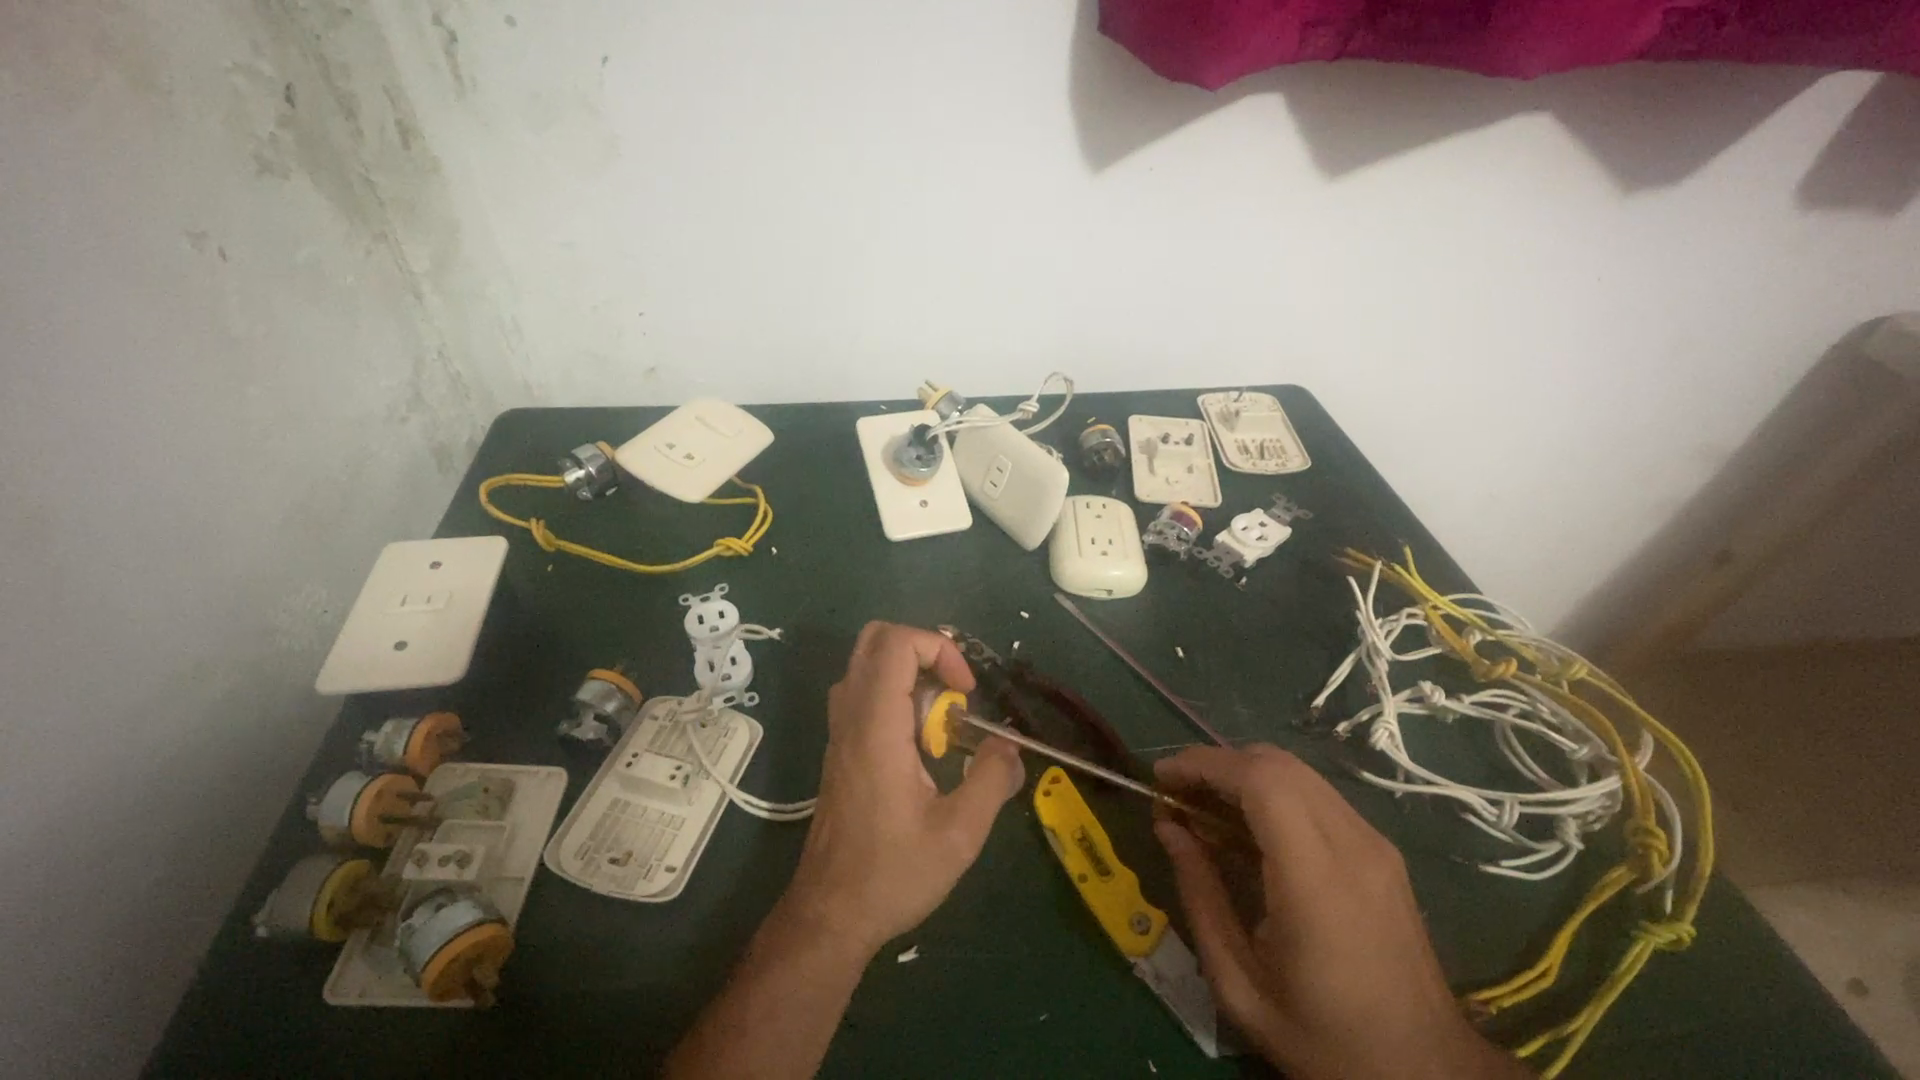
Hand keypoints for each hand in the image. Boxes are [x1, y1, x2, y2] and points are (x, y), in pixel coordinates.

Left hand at [773, 622, 1024, 956]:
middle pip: (875, 640)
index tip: (967, 692)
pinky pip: (862, 695)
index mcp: (876, 727)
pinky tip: (920, 747)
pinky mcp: (839, 751)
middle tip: (955, 694)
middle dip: (924, 652)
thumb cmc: (892, 874)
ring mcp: (839, 733)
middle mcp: (851, 718)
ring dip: (910, 675)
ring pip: (865, 666)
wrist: (830, 914)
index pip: (895, 643)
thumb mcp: (959, 834)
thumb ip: (990, 781)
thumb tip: (1010, 746)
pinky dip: (896, 697)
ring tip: (941, 723)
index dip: (939, 648)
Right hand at [1154, 745, 1528, 1079]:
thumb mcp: (1239, 985)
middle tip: (1177, 795)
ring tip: (1204, 810)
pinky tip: (1247, 830)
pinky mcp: (1383, 853)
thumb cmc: (1323, 1038)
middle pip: (1278, 764)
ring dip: (1244, 776)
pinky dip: (1273, 794)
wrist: (1426, 1072)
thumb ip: (1200, 897)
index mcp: (1316, 880)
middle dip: (1218, 764)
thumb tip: (1170, 830)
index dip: (1204, 765)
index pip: (1261, 780)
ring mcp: (1375, 845)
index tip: (1160, 778)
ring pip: (1299, 773)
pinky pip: (1318, 797)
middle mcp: (1353, 845)